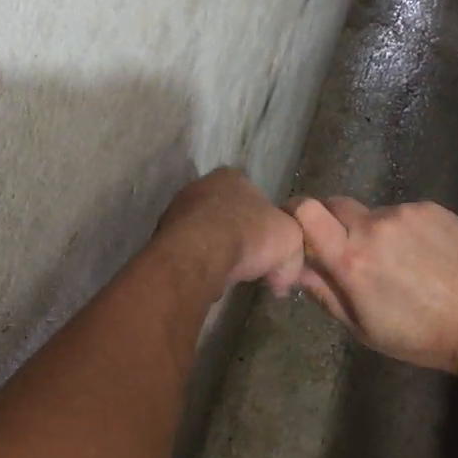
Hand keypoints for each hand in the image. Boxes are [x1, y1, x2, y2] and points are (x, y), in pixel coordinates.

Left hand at [155, 169, 304, 294]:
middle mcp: (203, 185)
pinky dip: (200, 263)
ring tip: (230, 277)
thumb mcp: (290, 242)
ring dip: (219, 251)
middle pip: (230, 214)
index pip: (256, 197)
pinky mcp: (164, 234)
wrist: (199, 251)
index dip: (268, 225)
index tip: (273, 251)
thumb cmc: (249, 234)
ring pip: (208, 232)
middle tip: (254, 266)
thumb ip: (293, 256)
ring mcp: (179, 209)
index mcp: (233, 177)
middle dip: (243, 239)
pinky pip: (190, 250)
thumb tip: (284, 280)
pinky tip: (209, 279)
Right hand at [290, 197, 457, 376]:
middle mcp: (372, 227)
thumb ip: (324, 292)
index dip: (294, 212)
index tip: (295, 224)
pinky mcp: (430, 208)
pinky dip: (404, 230)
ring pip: (372, 214)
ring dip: (373, 231)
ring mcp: (403, 213)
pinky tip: (423, 256)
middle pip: (334, 205)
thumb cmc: (418, 336)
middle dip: (332, 223)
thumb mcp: (361, 327)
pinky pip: (403, 213)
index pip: (306, 211)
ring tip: (399, 262)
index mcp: (350, 259)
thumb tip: (296, 268)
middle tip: (348, 250)